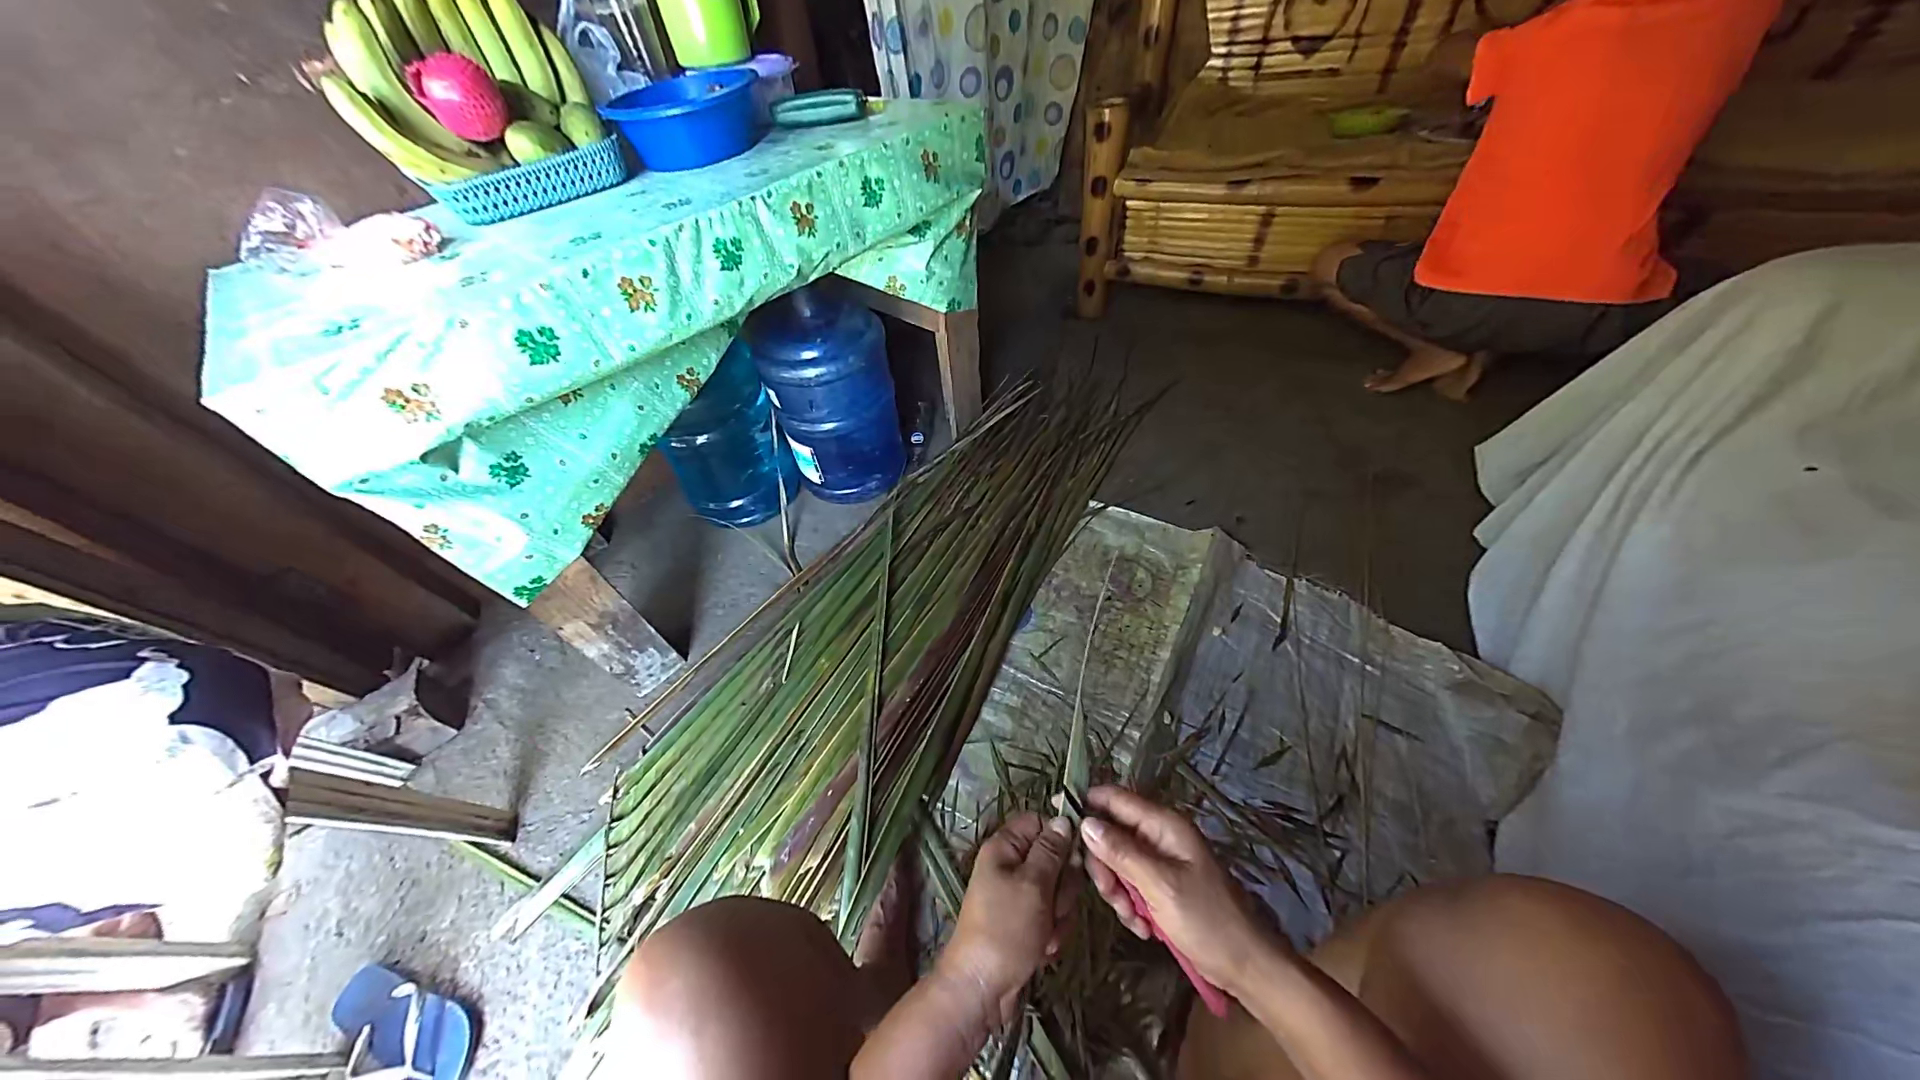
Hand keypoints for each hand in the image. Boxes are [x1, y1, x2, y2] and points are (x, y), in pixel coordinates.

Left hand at [936, 812, 1078, 1025]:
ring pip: (1058, 891)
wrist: (983, 988)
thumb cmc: (1005, 929)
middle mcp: (1010, 866)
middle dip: (1062, 887)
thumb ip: (1051, 851)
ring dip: (1059, 914)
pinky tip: (1043, 948)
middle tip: (1052, 905)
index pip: (1039, 822)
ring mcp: (1019, 896)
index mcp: (1004, 847)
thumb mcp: (1033, 884)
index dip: (1059, 837)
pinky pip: (1053, 917)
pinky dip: (1053, 933)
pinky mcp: (1026, 922)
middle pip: (1054, 859)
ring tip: (1045, 933)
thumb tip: (1063, 819)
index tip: (1072, 858)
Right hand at [1079, 785, 1284, 996]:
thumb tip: (1086, 823)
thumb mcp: (1160, 886)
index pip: (1115, 798)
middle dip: (1104, 865)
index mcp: (1164, 825)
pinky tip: (1143, 926)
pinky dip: (1130, 905)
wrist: (1246, 967)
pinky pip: (1130, 884)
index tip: (1061, 825)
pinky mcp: (1161, 885)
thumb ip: (1121, 852)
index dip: (1087, 806)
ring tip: (1133, 917)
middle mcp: (1160, 836)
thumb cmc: (1208, 921)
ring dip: (1117, 891)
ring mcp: (1161, 861)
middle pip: (1111, 833)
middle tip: (1112, 894)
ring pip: (1117, 862)